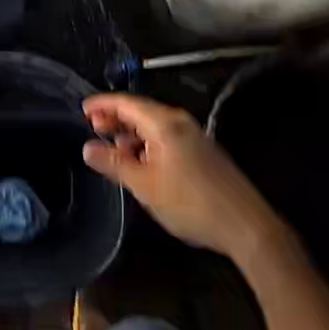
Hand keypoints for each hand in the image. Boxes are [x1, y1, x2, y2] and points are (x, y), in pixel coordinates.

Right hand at [82, 93, 291, 262]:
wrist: (245, 226)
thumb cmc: (190, 203)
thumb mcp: (144, 185)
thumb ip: (114, 164)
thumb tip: (87, 148)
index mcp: (165, 124)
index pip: (127, 103)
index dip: (103, 104)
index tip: (83, 109)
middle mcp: (180, 123)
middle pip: (141, 111)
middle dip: (116, 118)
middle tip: (92, 127)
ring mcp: (194, 137)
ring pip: (154, 126)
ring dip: (131, 133)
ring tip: (112, 148)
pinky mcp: (202, 153)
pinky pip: (167, 138)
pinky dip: (147, 144)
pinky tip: (139, 162)